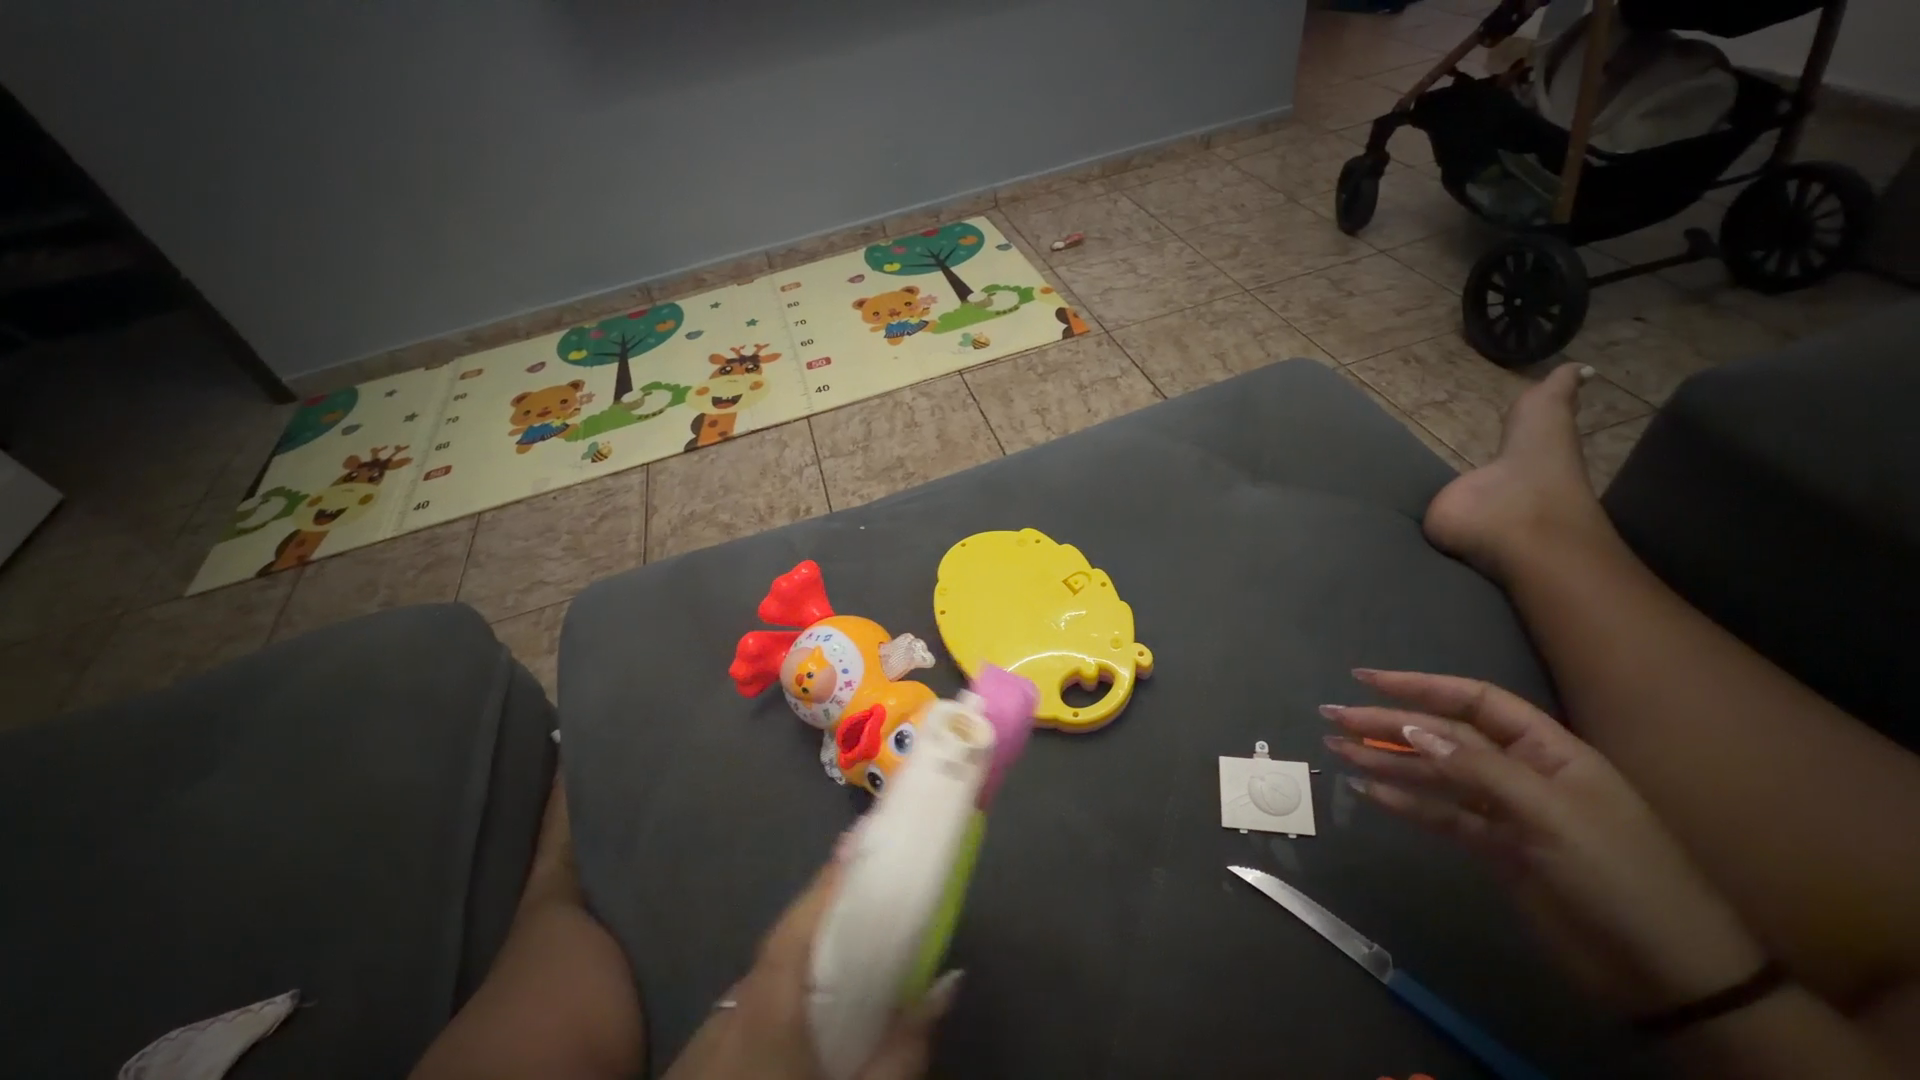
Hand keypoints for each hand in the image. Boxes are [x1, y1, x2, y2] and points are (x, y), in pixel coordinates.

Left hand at [662, 844, 956, 1079]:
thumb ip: (904, 1045)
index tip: (864, 833)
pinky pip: (759, 995)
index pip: (804, 920)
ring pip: (771, 966)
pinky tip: (812, 993)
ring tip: (853, 923)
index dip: (834, 875)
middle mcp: (740, 1000)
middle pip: (788, 935)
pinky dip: (791, 976)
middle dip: (828, 899)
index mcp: (772, 1002)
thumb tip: (949, 980)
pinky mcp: (709, 1048)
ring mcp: (718, 1024)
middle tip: (870, 869)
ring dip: (810, 938)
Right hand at [1324, 669, 1768, 1014]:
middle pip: (1445, 737)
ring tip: (1337, 752)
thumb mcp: (1550, 814)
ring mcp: (1507, 814)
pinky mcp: (1496, 852)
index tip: (1367, 681)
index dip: (1420, 686)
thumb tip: (1410, 727)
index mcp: (1549, 750)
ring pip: (1435, 776)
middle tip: (1333, 718)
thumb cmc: (1619, 877)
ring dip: (1387, 763)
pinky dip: (1405, 805)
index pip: (1475, 702)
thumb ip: (1477, 768)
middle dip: (1389, 725)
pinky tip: (1369, 794)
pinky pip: (1440, 818)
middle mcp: (1524, 773)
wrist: (1664, 972)